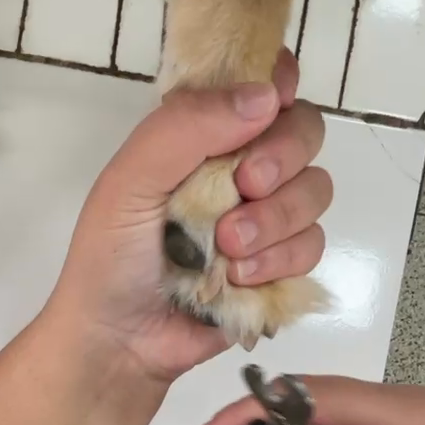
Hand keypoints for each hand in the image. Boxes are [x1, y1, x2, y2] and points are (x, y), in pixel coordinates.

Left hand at [42, 49, 330, 382]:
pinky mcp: (276, 268)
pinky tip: (238, 279)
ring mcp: (260, 220)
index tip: (272, 100)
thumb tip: (268, 94)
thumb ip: (185, 128)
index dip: (277, 82)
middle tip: (244, 185)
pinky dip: (278, 260)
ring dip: (275, 219)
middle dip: (281, 156)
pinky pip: (312, 245)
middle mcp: (236, 171)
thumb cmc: (109, 260)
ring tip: (226, 248)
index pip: (258, 85)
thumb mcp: (128, 182)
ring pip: (315, 190)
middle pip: (304, 130)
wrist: (116, 341)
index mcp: (197, 140)